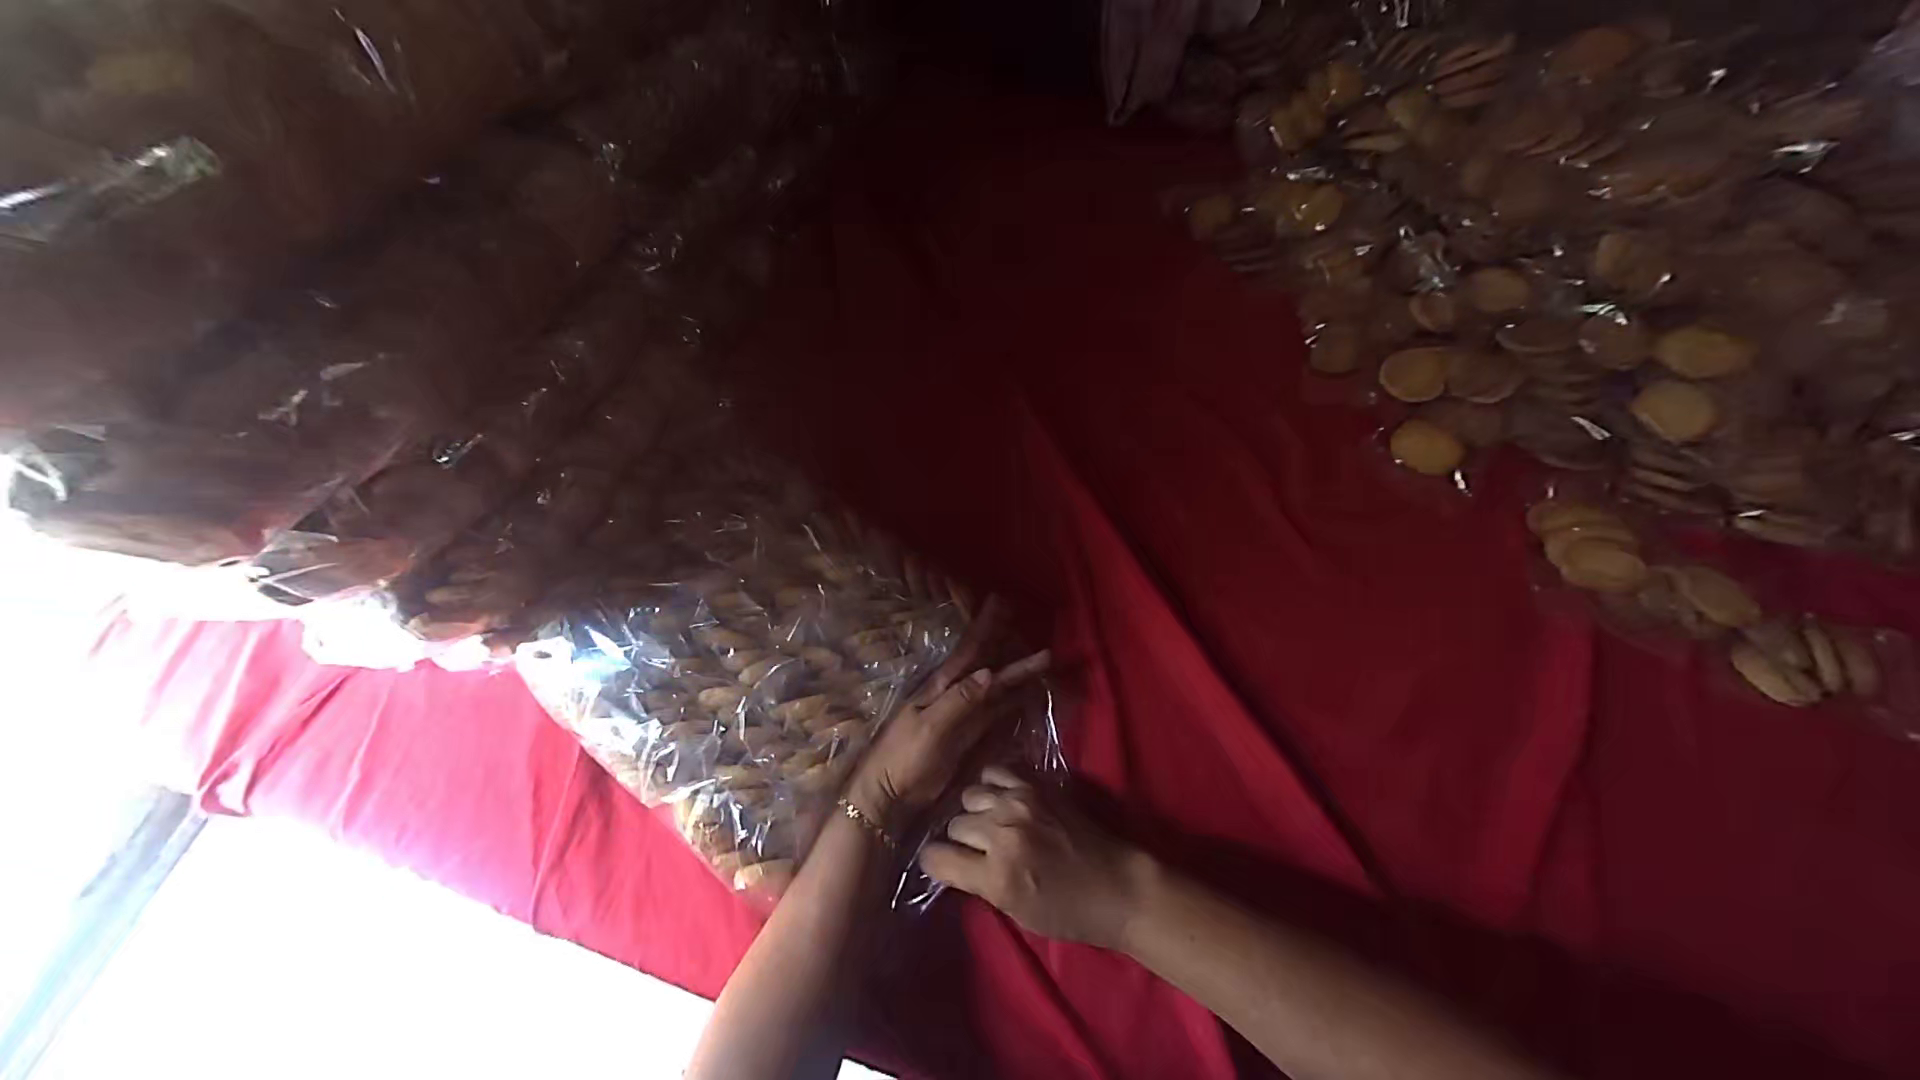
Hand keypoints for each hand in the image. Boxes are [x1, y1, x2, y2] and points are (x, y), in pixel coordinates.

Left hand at [843, 596, 1049, 825]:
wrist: (889, 793)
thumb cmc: (902, 757)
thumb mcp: (930, 727)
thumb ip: (960, 701)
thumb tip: (990, 673)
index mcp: (940, 687)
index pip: (969, 651)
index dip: (985, 626)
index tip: (1001, 602)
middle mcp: (953, 695)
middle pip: (988, 666)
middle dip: (1009, 647)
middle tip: (1030, 624)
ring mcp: (961, 716)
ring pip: (995, 689)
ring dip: (1016, 674)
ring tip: (1042, 660)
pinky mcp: (966, 737)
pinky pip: (994, 712)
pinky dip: (1011, 701)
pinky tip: (1025, 695)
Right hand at [918, 766, 1151, 949]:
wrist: (1118, 886)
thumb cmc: (1069, 911)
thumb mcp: (1016, 912)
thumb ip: (979, 885)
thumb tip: (951, 862)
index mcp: (997, 876)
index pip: (938, 858)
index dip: (935, 863)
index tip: (942, 864)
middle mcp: (1003, 833)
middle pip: (954, 824)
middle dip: (959, 838)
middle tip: (974, 847)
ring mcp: (1021, 803)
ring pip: (970, 795)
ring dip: (975, 811)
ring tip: (988, 822)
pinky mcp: (1037, 784)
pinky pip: (996, 771)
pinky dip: (993, 784)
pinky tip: (999, 797)